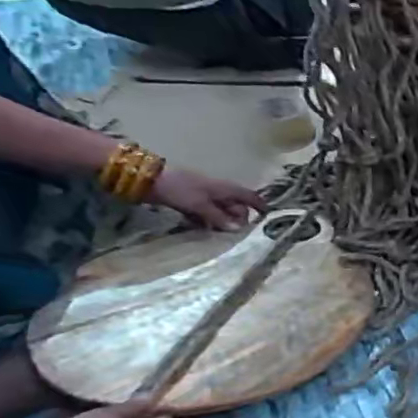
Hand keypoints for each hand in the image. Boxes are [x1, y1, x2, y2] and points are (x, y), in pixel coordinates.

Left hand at [148, 167, 265, 229]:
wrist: (149, 179)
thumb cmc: (180, 189)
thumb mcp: (200, 204)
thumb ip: (218, 217)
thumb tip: (238, 229)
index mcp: (225, 189)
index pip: (249, 197)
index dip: (259, 206)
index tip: (268, 218)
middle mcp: (219, 193)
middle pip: (236, 208)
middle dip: (237, 221)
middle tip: (235, 237)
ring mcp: (205, 197)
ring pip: (220, 213)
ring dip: (220, 224)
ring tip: (218, 237)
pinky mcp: (192, 203)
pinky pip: (205, 215)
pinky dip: (205, 223)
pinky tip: (201, 231)